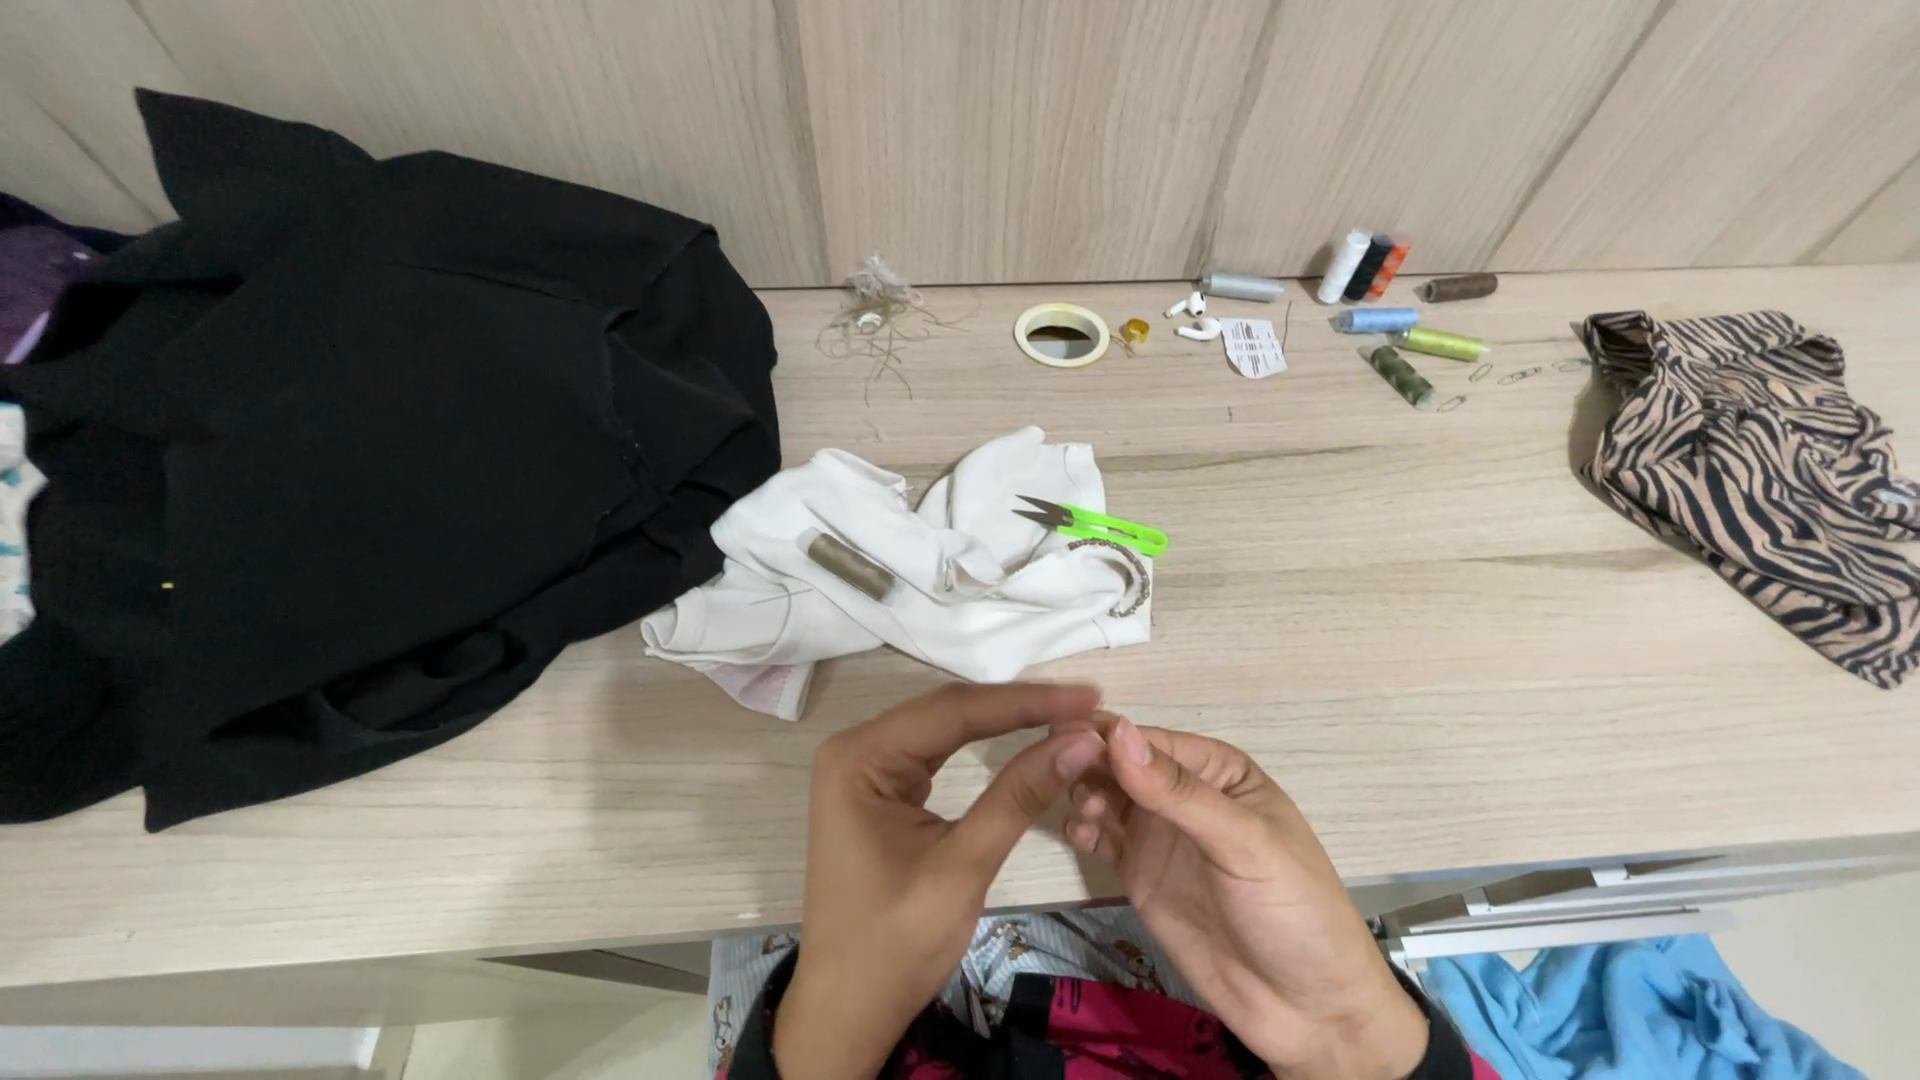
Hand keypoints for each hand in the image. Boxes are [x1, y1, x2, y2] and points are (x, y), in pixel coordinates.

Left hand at [773, 682, 1106, 1079]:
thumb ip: (1018, 797)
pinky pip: (936, 749)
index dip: (1025, 701)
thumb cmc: (895, 946)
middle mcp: (856, 748)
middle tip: (1085, 703)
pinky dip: (982, 742)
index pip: (953, 711)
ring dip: (1005, 719)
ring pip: (945, 726)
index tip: (1087, 695)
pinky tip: (1021, 732)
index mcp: (859, 758)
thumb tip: (1081, 740)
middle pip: (948, 711)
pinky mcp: (880, 785)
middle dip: (1018, 706)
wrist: (846, 1009)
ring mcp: (865, 765)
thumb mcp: (962, 868)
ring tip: (1065, 712)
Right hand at [1063, 715, 1427, 1079]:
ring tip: (1081, 811)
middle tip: (1060, 773)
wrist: (1306, 1012)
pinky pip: (1100, 838)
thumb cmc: (1292, 911)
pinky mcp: (1138, 873)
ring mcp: (1157, 834)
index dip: (1109, 735)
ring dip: (1083, 792)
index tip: (1064, 735)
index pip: (1151, 740)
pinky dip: (1082, 830)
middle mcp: (1181, 794)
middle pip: (1121, 763)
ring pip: (1105, 795)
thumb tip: (1118, 731)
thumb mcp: (1243, 844)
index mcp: (1217, 770)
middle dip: (1089, 762)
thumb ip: (1178, 791)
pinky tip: (1076, 835)